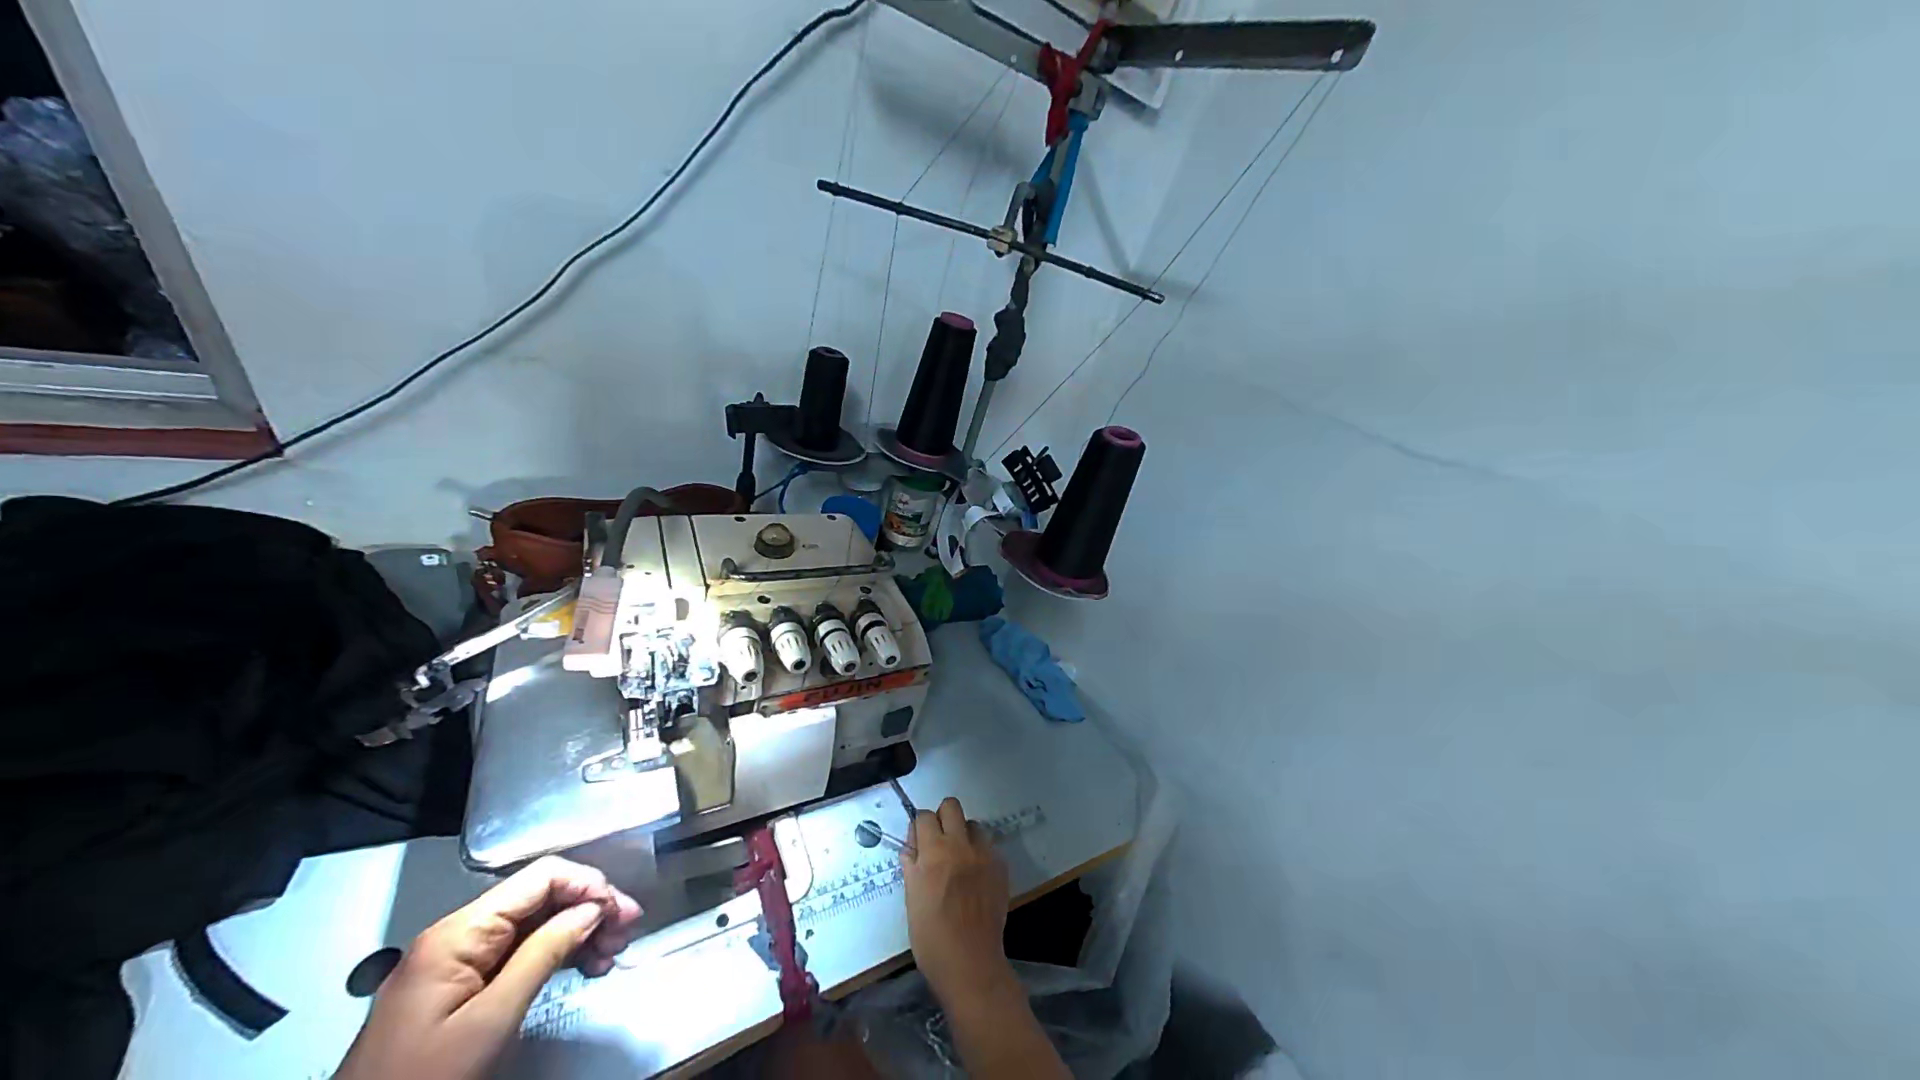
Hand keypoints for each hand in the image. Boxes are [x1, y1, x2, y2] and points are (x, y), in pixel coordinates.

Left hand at [336, 856, 642, 1079]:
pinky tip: (583, 966)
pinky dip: (556, 955)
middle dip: (589, 909)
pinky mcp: (459, 987)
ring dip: (578, 932)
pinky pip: (518, 953)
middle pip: (540, 898)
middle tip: (626, 933)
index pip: (540, 877)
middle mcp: (458, 935)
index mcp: (460, 932)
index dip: (588, 885)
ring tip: (611, 954)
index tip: (621, 913)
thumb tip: (592, 909)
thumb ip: (544, 954)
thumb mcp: (491, 1020)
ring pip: (534, 925)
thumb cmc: (424, 1079)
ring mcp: (457, 961)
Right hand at [901, 796, 1014, 1003]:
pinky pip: (989, 846)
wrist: (970, 963)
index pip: (924, 816)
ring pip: (973, 824)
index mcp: (934, 853)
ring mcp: (984, 855)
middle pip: (952, 806)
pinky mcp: (1001, 867)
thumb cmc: (931, 938)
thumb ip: (912, 867)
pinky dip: (979, 853)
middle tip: (938, 843)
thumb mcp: (911, 900)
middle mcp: (961, 846)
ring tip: (958, 860)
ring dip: (963, 835)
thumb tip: (911, 847)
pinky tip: (974, 876)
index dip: (918, 827)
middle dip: (942, 818)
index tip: (918, 844)